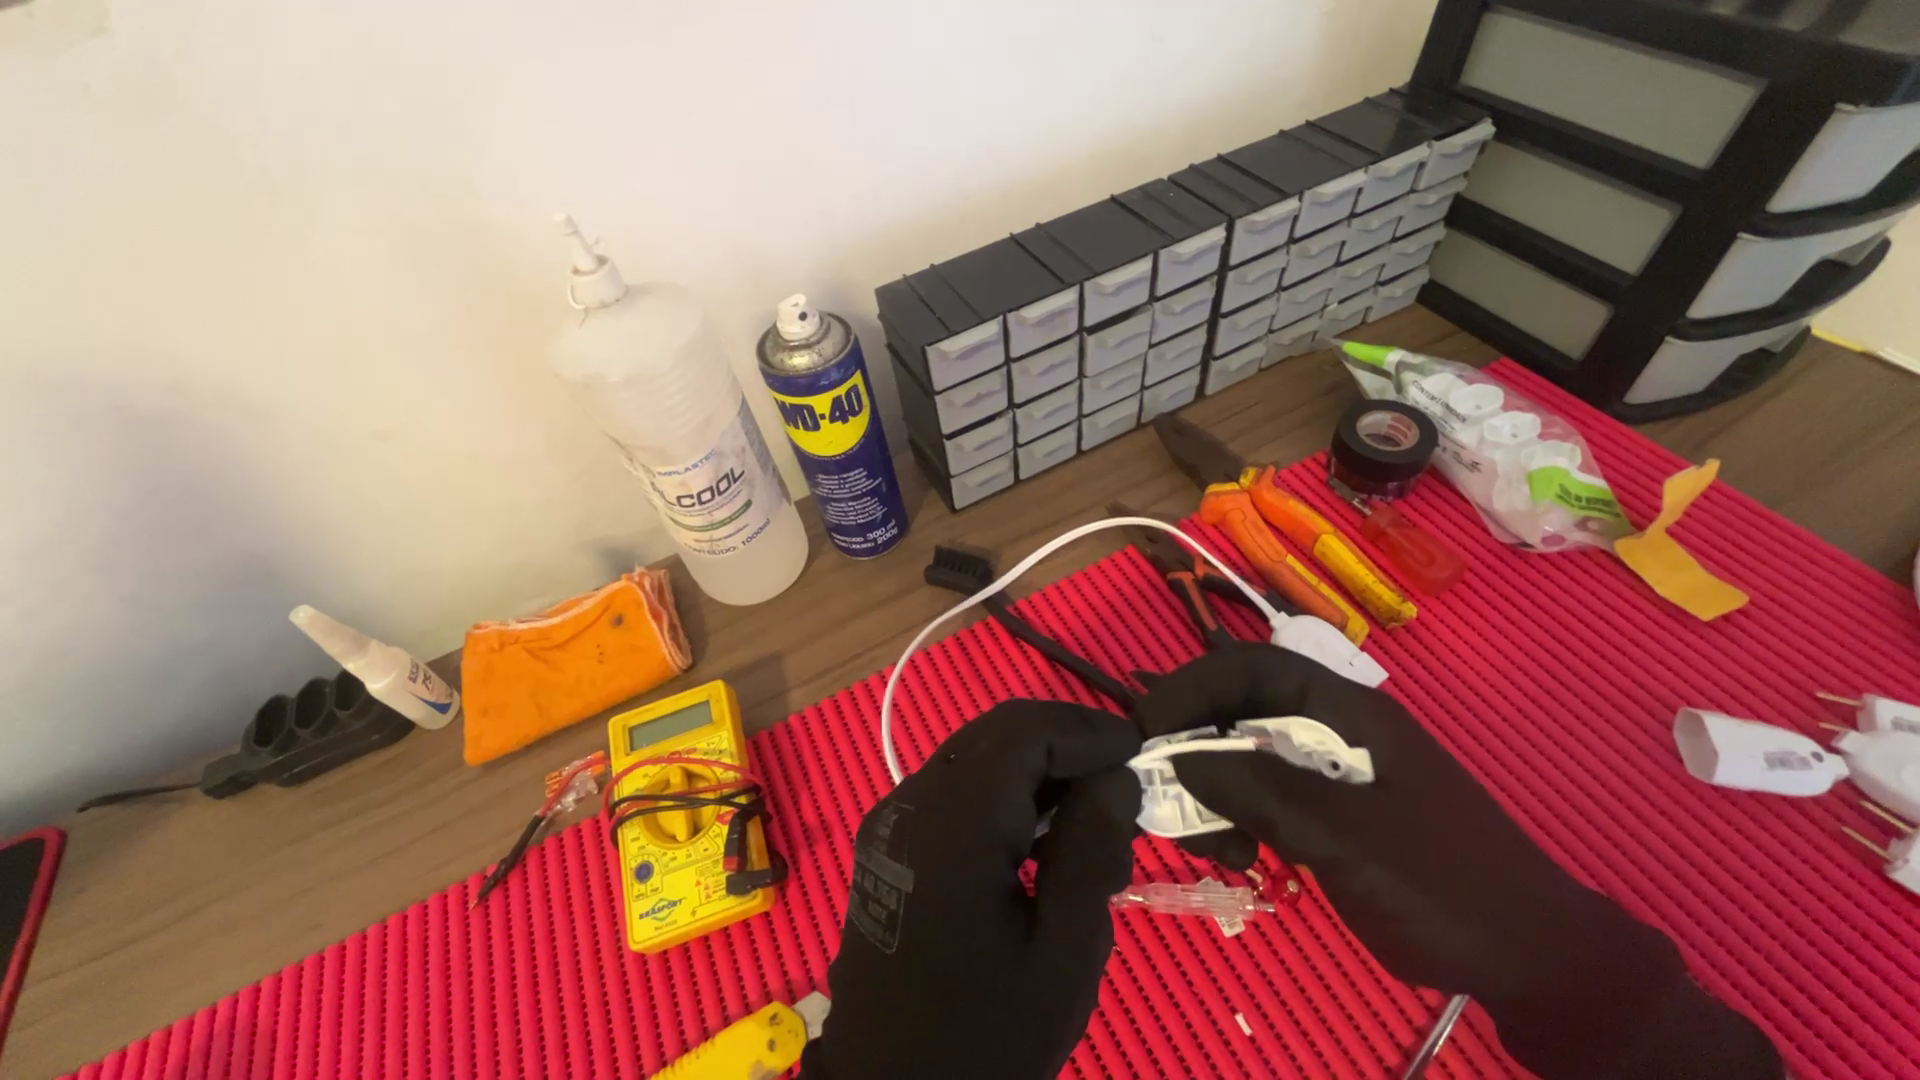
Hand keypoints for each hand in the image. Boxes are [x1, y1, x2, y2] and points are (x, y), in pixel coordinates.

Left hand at [804, 700, 1141, 1079]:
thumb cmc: (985, 1037)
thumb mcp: (1062, 954)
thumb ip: (1091, 852)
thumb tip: (1116, 776)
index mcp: (951, 826)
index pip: (1023, 734)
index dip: (1085, 730)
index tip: (1139, 751)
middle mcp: (911, 804)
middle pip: (996, 734)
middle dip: (1065, 742)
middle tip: (1123, 779)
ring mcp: (894, 820)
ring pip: (976, 756)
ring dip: (1038, 768)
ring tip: (1096, 814)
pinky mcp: (891, 841)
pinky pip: (957, 789)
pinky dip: (1006, 793)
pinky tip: (1045, 836)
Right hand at [1134, 645, 1781, 1077]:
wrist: (1532, 959)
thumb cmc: (1444, 887)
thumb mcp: (1347, 839)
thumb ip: (1261, 792)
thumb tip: (1179, 760)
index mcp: (1347, 712)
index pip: (1250, 667)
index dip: (1190, 687)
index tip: (1144, 730)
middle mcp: (1332, 730)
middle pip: (1239, 710)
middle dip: (1194, 746)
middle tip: (1163, 795)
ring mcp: (1330, 773)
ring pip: (1242, 757)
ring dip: (1211, 792)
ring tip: (1214, 846)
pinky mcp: (1327, 813)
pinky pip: (1259, 797)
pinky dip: (1233, 819)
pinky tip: (1236, 857)